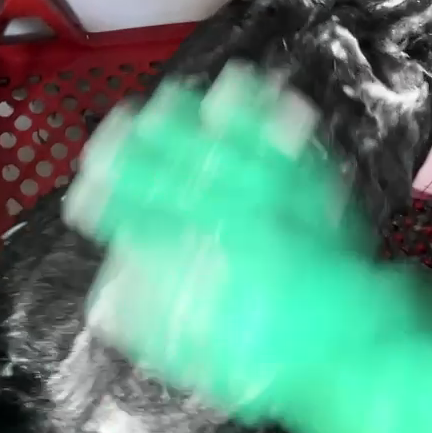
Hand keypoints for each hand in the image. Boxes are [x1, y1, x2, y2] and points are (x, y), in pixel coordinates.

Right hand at [64, 64, 431, 420]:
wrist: (347, 339)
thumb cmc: (269, 349)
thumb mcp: (197, 350)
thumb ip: (150, 318)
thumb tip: (111, 290)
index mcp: (195, 252)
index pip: (134, 216)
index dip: (104, 199)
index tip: (84, 188)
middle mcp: (224, 211)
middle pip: (170, 167)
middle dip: (135, 144)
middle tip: (113, 126)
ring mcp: (266, 189)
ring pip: (219, 140)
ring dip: (191, 116)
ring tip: (169, 94)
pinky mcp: (303, 179)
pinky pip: (278, 132)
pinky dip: (260, 105)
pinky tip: (248, 82)